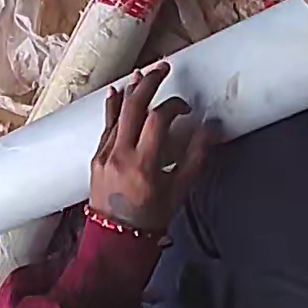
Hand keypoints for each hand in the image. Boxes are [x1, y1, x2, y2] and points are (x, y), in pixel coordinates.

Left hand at [89, 62, 215, 235]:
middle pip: (134, 107)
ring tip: (142, 74)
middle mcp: (120, 155)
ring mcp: (104, 154)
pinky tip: (116, 92)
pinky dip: (112, 108)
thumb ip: (196, 157)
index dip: (174, 106)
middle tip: (162, 68)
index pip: (158, 120)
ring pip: (117, 114)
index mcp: (144, 164)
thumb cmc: (151, 218)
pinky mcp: (96, 157)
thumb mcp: (179, 190)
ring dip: (131, 92)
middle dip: (149, 83)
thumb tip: (211, 128)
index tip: (185, 108)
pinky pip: (105, 126)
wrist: (115, 240)